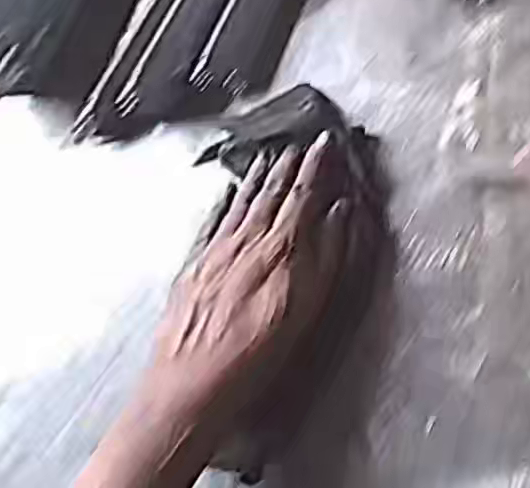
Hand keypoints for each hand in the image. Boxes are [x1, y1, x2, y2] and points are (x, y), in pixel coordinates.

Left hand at [144, 137, 348, 425]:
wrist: (189, 387)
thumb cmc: (257, 351)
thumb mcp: (309, 304)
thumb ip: (329, 251)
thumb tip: (340, 209)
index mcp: (283, 246)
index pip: (304, 193)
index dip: (317, 165)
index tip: (325, 143)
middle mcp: (249, 239)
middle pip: (273, 191)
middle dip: (290, 164)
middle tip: (299, 144)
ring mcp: (218, 251)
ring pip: (243, 201)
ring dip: (260, 175)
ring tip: (269, 155)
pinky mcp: (194, 267)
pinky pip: (213, 221)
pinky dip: (224, 201)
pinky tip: (228, 190)